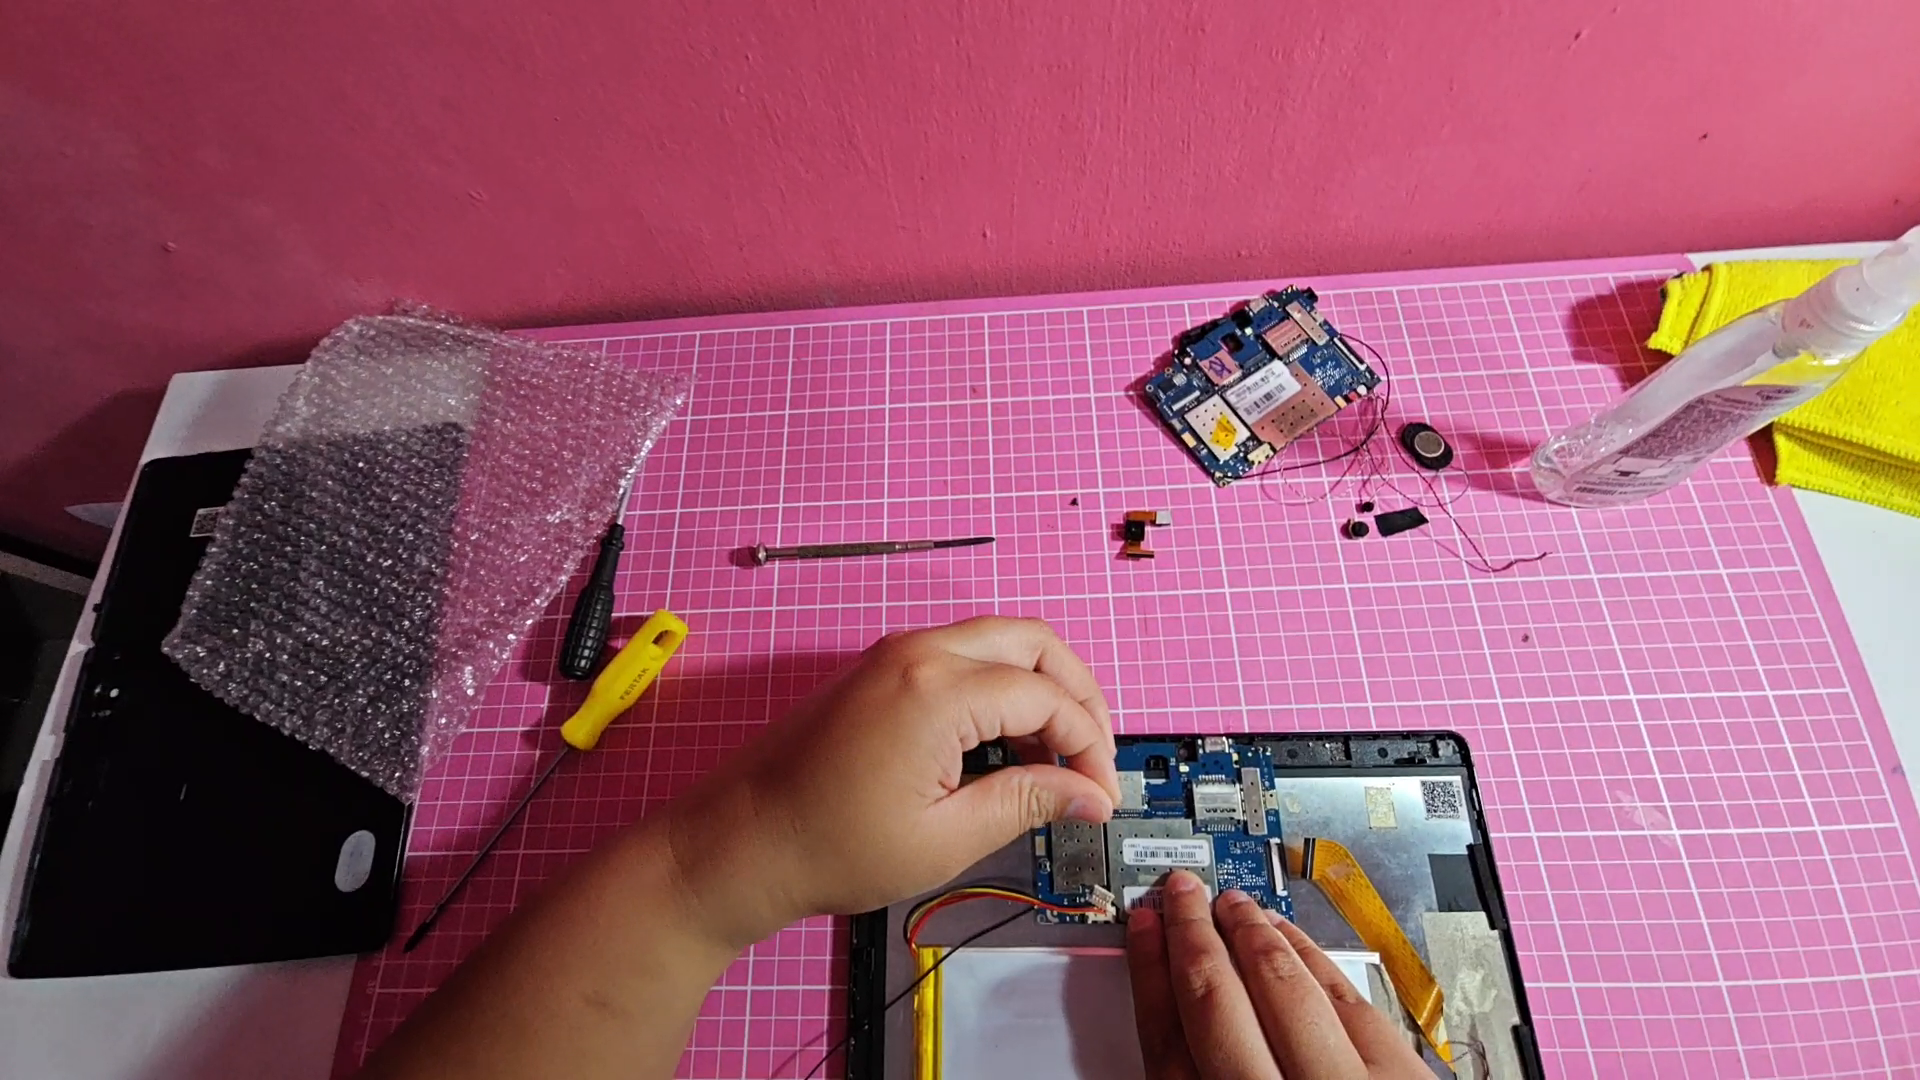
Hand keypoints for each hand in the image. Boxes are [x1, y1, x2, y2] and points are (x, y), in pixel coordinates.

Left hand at [662, 616, 1120, 947]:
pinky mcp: (886, 664)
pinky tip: (1008, 740)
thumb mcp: (944, 838)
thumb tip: (1090, 794)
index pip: (1046, 695)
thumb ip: (1027, 802)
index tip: (1101, 793)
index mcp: (937, 688)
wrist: (741, 839)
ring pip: (1000, 641)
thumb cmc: (832, 846)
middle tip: (1093, 755)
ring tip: (1057, 752)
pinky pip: (965, 655)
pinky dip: (1001, 685)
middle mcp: (920, 650)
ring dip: (1041, 684)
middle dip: (1077, 693)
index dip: (1088, 744)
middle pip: (1033, 642)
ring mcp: (898, 651)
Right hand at [1128, 871, 1432, 1079]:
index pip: (1165, 1045)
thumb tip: (1166, 1016)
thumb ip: (1192, 1079)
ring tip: (1230, 901)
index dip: (1148, 974)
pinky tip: (1291, 937)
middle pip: (1216, 1002)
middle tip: (1179, 891)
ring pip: (1284, 989)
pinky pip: (1354, 1006)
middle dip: (1192, 934)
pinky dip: (1314, 960)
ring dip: (1250, 933)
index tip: (1144, 929)